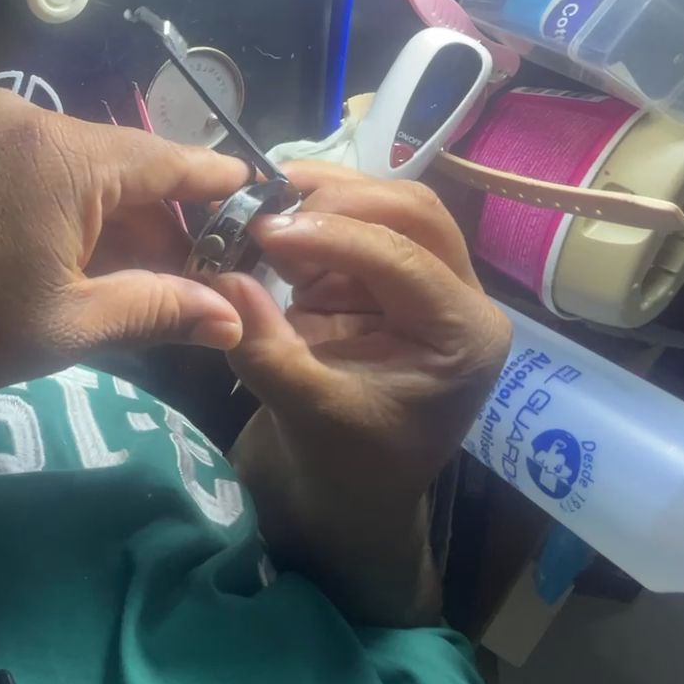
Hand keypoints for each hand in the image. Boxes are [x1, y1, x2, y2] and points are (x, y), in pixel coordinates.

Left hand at [0, 89, 250, 404]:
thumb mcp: (63, 327)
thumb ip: (156, 309)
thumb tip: (234, 317)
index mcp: (63, 157)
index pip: (169, 161)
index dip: (217, 187)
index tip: (257, 206)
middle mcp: (32, 117)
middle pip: (126, 165)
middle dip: (160, 221)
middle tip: (191, 278)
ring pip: (82, 166)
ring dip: (112, 217)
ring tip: (133, 277)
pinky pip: (40, 163)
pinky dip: (67, 204)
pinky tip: (76, 252)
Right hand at [216, 162, 510, 502]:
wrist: (349, 481)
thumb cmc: (345, 459)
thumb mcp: (304, 409)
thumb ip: (266, 347)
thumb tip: (223, 276)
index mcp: (460, 334)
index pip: (403, 256)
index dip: (331, 235)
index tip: (261, 231)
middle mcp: (454, 294)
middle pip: (411, 210)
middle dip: (334, 202)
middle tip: (264, 215)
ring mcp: (419, 277)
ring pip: (383, 203)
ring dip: (319, 201)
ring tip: (262, 223)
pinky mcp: (379, 273)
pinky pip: (350, 220)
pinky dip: (307, 215)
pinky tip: (272, 234)